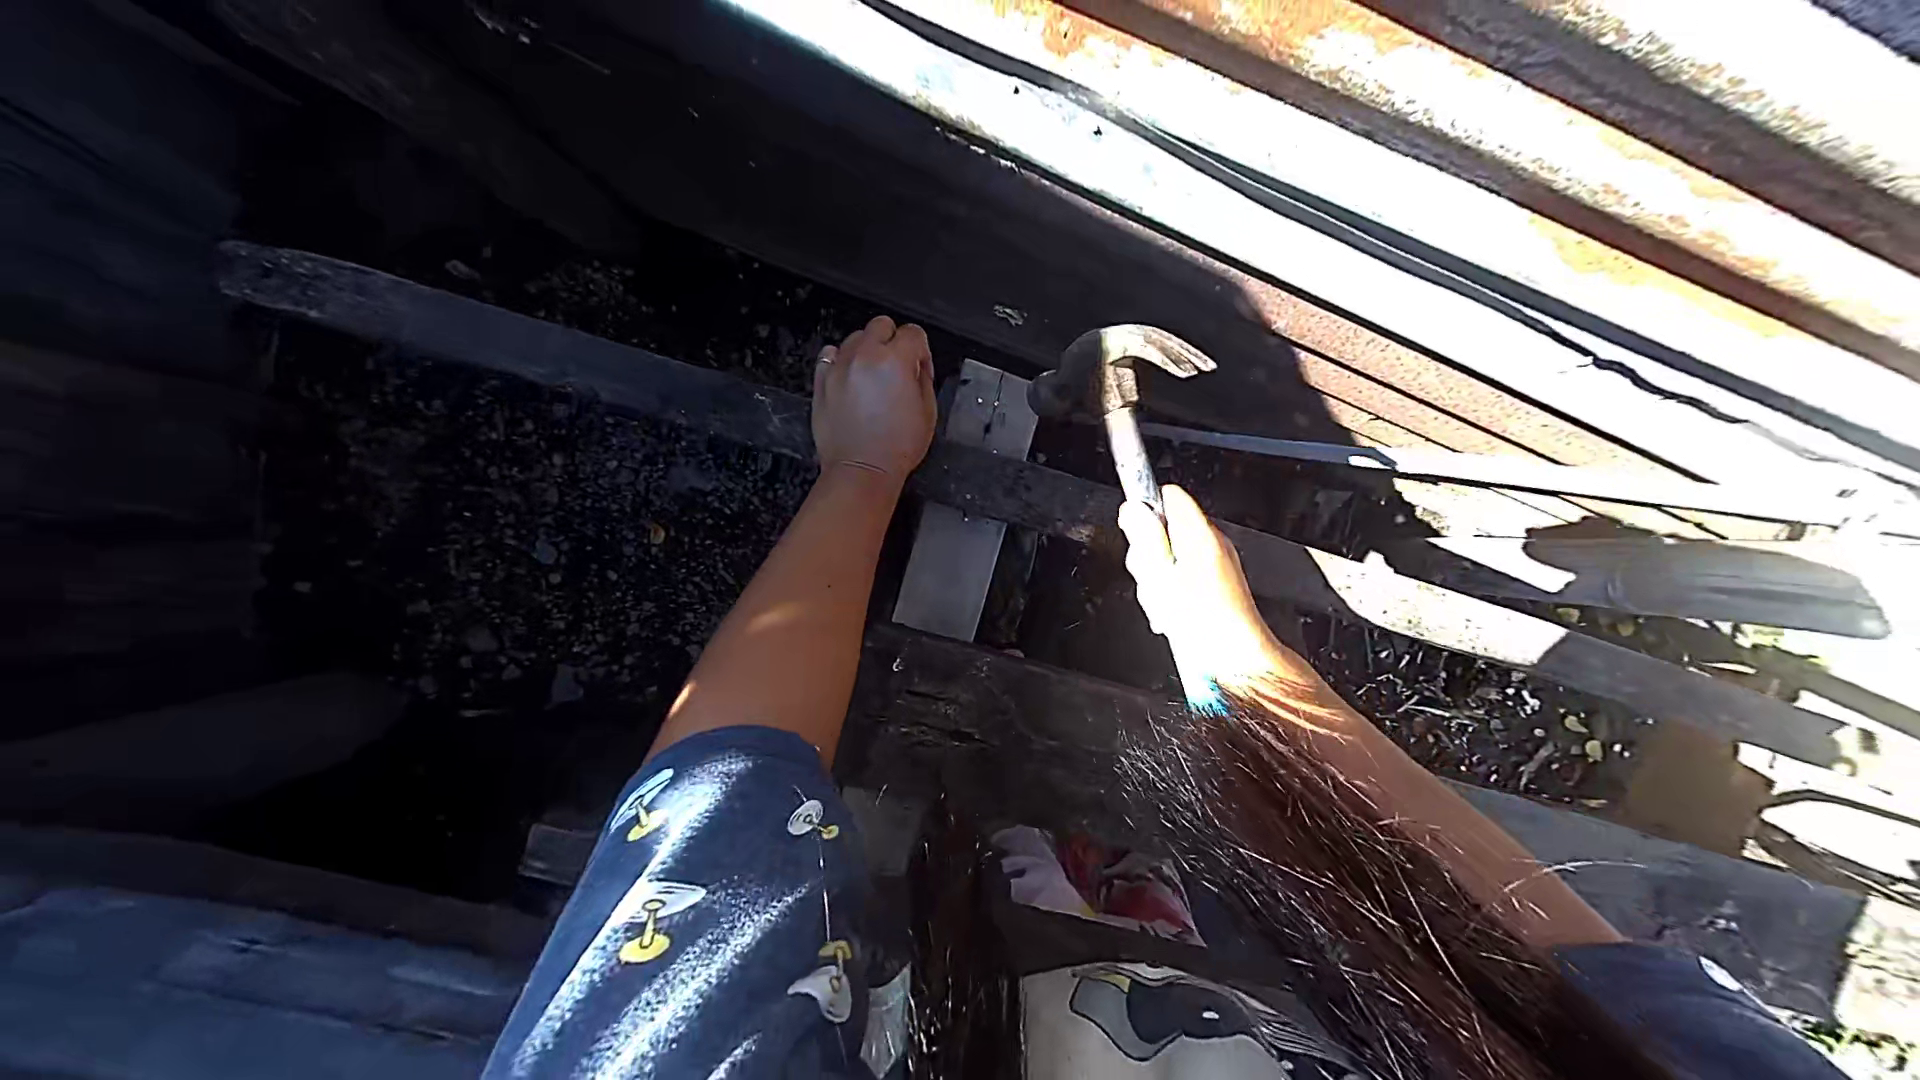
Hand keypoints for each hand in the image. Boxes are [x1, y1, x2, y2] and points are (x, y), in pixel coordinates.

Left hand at [812, 316, 936, 480]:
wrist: (862, 470)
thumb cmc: (896, 448)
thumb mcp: (928, 412)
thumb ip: (923, 380)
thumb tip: (917, 368)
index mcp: (895, 361)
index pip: (913, 333)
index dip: (921, 351)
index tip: (920, 369)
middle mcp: (865, 356)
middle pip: (881, 325)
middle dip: (893, 341)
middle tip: (896, 367)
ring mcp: (839, 367)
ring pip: (855, 337)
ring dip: (867, 350)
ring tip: (872, 377)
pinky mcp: (822, 381)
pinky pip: (829, 355)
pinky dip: (841, 360)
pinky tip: (850, 379)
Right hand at [1118, 485, 1282, 687]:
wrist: (1233, 657)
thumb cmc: (1201, 623)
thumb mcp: (1159, 576)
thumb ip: (1145, 538)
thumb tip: (1133, 509)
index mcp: (1198, 534)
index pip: (1168, 495)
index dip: (1144, 510)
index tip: (1133, 533)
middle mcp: (1212, 541)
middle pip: (1165, 526)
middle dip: (1147, 551)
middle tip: (1151, 577)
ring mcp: (1217, 560)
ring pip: (1171, 551)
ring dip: (1157, 574)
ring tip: (1163, 599)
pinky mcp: (1216, 580)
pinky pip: (1183, 571)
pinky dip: (1172, 587)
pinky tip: (1173, 608)